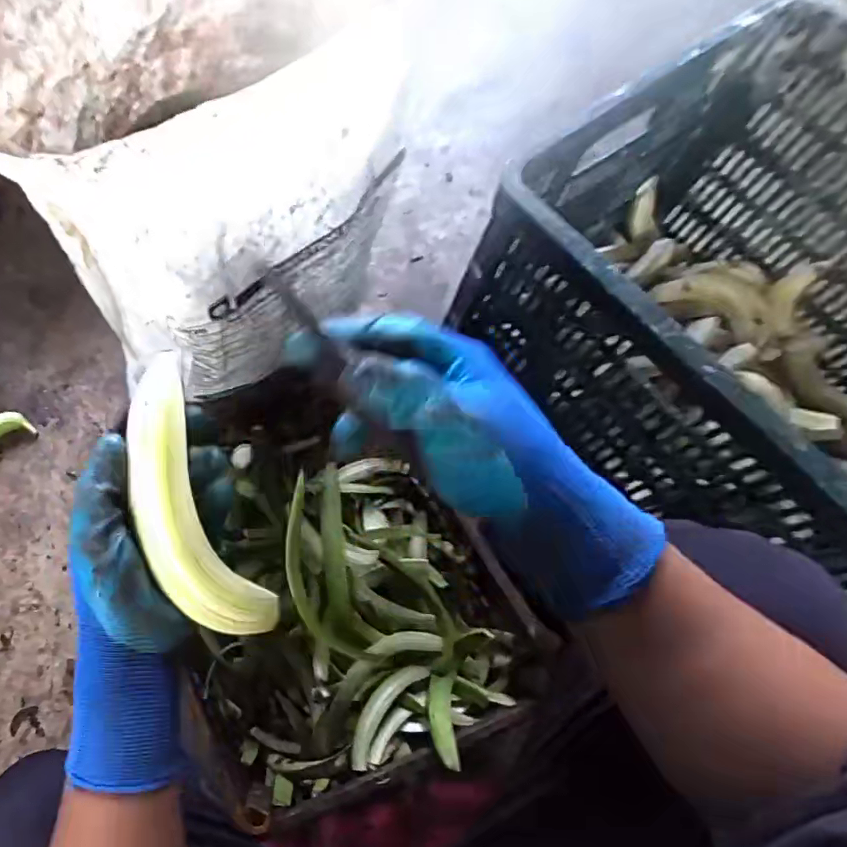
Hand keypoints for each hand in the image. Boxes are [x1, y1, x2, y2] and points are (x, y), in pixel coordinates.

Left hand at [65, 431, 231, 791]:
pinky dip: (221, 497)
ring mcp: (176, 521)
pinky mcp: (201, 539)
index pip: (135, 449)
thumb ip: (98, 492)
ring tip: (218, 468)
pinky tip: (225, 492)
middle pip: (172, 460)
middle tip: (210, 435)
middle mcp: (147, 502)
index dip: (155, 426)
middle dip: (191, 445)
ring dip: (208, 469)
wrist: (139, 643)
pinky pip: (216, 509)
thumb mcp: (93, 540)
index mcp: (115, 497)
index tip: (178, 411)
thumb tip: (111, 441)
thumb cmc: (108, 591)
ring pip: (198, 481)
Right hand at [302, 313, 665, 617]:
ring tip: (339, 441)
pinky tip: (355, 453)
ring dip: (357, 413)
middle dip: (347, 377)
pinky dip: (370, 436)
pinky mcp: (434, 444)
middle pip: (384, 364)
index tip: (304, 342)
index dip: (349, 334)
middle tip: (310, 389)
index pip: (393, 331)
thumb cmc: (499, 458)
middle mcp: (444, 377)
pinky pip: (392, 430)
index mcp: (454, 356)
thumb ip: (389, 385)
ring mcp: (439, 412)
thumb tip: (329, 356)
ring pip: (384, 399)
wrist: (542, 515)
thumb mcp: (443, 416)